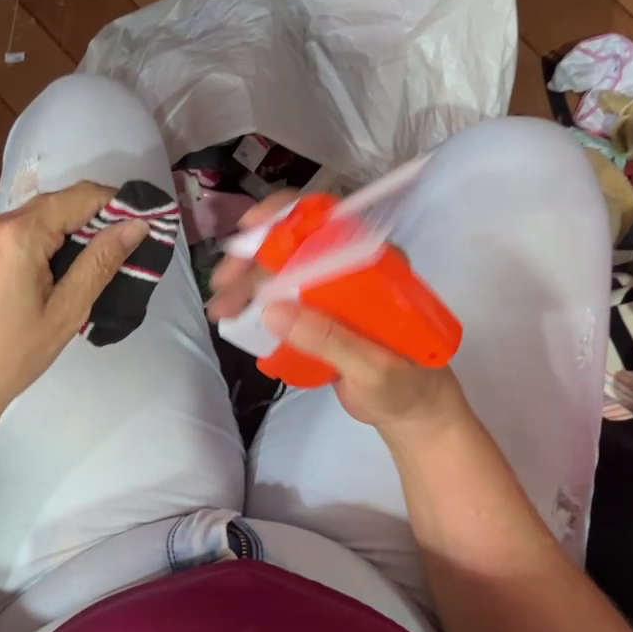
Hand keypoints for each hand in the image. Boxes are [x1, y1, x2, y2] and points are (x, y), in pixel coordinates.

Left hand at [0, 182, 149, 452]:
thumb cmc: (15, 354)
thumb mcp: (67, 310)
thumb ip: (101, 261)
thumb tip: (137, 225)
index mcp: (18, 234)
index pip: (79, 196)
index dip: (117, 204)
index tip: (146, 223)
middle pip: (58, 203)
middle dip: (96, 218)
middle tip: (129, 247)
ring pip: (41, 218)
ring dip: (73, 232)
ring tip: (103, 261)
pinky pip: (23, 233)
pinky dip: (49, 242)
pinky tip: (67, 269)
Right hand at [206, 191, 464, 436]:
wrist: (412, 414)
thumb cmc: (407, 385)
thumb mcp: (373, 364)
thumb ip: (329, 338)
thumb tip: (272, 310)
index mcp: (374, 267)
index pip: (329, 224)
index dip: (287, 216)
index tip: (252, 226)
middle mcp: (349, 272)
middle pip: (293, 248)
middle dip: (252, 259)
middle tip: (222, 283)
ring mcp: (330, 296)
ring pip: (280, 275)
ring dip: (246, 286)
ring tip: (220, 308)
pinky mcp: (316, 319)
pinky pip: (280, 303)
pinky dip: (253, 307)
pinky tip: (234, 318)